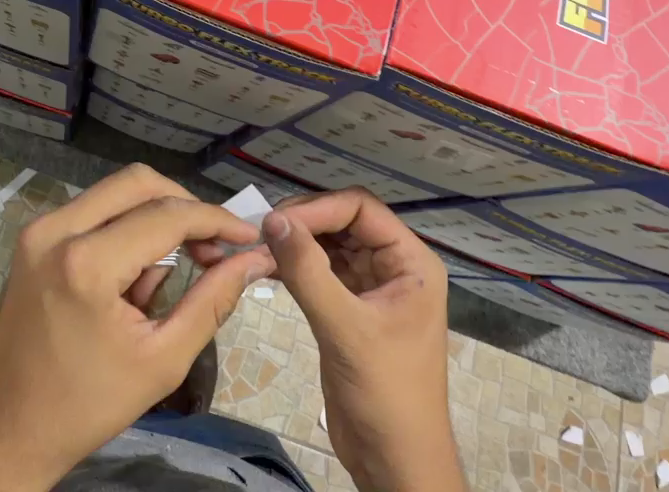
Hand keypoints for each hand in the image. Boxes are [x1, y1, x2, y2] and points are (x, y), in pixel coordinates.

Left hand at [0, 164, 274, 491]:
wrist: (4, 430)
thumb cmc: (85, 405)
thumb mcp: (161, 360)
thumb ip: (212, 301)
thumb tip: (254, 260)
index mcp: (86, 262)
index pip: (167, 215)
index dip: (216, 220)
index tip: (250, 237)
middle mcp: (56, 229)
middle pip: (139, 184)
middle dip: (184, 208)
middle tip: (214, 248)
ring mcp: (38, 230)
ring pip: (114, 194)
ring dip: (152, 220)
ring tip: (166, 283)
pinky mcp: (31, 240)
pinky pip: (91, 213)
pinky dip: (122, 231)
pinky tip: (131, 283)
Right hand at [264, 187, 464, 491]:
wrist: (394, 459)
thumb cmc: (385, 391)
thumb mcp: (345, 328)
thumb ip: (308, 271)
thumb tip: (272, 219)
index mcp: (410, 261)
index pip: (360, 208)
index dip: (318, 209)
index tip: (276, 222)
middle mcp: (393, 265)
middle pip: (343, 221)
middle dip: (303, 222)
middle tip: (260, 232)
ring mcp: (371, 286)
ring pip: (328, 244)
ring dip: (295, 243)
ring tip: (257, 247)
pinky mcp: (349, 307)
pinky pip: (320, 271)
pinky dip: (293, 266)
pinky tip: (265, 268)